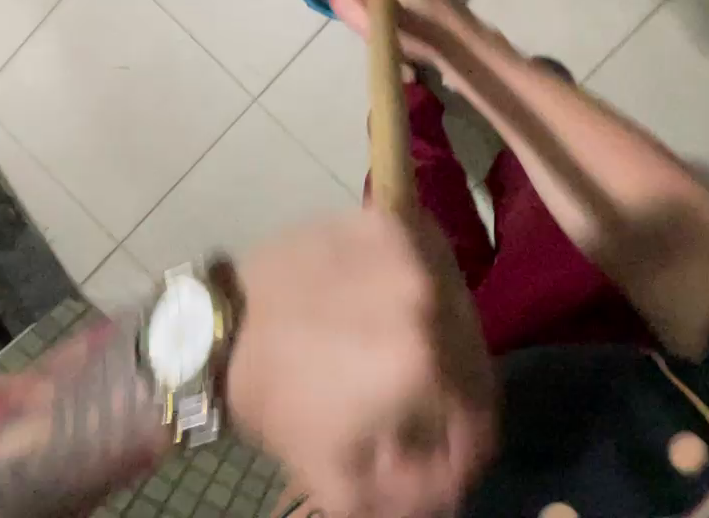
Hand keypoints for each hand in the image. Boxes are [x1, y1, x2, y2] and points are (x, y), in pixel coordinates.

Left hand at [225, 209, 496, 517]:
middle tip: (415, 407)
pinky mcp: (395, 218)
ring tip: (402, 357)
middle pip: (475, 358)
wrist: (225, 321)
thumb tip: (459, 484)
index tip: (437, 451)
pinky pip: (437, 265)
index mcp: (424, 360)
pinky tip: (394, 308)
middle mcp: (432, 294)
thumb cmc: (279, 398)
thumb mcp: (340, 478)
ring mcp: (414, 248)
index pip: (482, 414)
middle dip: (451, 394)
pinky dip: (427, 291)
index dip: (463, 446)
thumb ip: (416, 494)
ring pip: (460, 308)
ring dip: (443, 341)